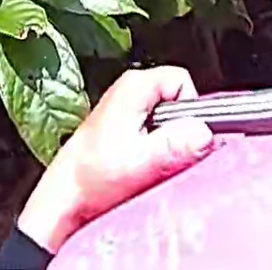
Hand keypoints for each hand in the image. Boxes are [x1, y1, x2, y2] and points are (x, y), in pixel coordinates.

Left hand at [14, 66, 214, 252]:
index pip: (182, 80)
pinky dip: (156, 146)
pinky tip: (143, 163)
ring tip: (151, 162)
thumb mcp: (141, 161)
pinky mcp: (123, 122)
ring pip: (168, 117)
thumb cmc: (93, 173)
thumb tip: (203, 132)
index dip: (191, 110)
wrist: (68, 191)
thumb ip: (174, 145)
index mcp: (134, 85)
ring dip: (168, 141)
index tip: (185, 137)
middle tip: (166, 155)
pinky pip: (155, 129)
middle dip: (181, 129)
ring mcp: (125, 105)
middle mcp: (129, 88)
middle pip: (177, 99)